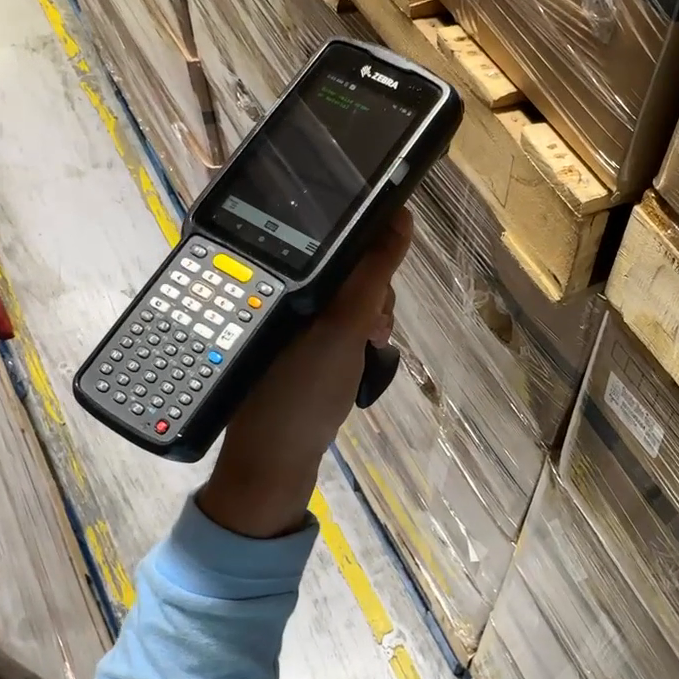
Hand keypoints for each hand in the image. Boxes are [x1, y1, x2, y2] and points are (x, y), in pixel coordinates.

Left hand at [196, 210, 412, 537]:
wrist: (277, 461)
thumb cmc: (304, 392)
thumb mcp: (343, 329)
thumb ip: (372, 273)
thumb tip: (401, 217)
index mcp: (283, 278)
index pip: (337, 240)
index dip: (372, 250)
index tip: (386, 283)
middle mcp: (286, 294)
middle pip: (348, 270)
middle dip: (373, 294)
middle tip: (373, 330)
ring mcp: (294, 323)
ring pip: (350, 299)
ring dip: (371, 318)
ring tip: (371, 347)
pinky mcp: (304, 347)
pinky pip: (343, 325)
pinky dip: (359, 337)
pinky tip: (364, 355)